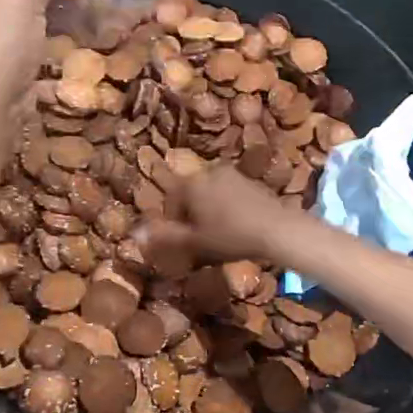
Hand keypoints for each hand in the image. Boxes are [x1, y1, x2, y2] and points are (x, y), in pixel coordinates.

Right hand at [139, 165, 313, 264]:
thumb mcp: (194, 241)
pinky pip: (228, 193)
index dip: (173, 223)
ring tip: (218, 234)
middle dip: (191, 215)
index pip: (171, 201)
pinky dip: (226, 207)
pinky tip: (236, 226)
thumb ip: (164, 237)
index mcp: (191, 183)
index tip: (183, 241)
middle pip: (190, 194)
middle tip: (200, 239)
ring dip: (208, 210)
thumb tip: (135, 234)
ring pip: (209, 193)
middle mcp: (208, 171)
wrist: (277, 229)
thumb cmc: (231, 236)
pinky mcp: (250, 180)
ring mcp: (231, 173)